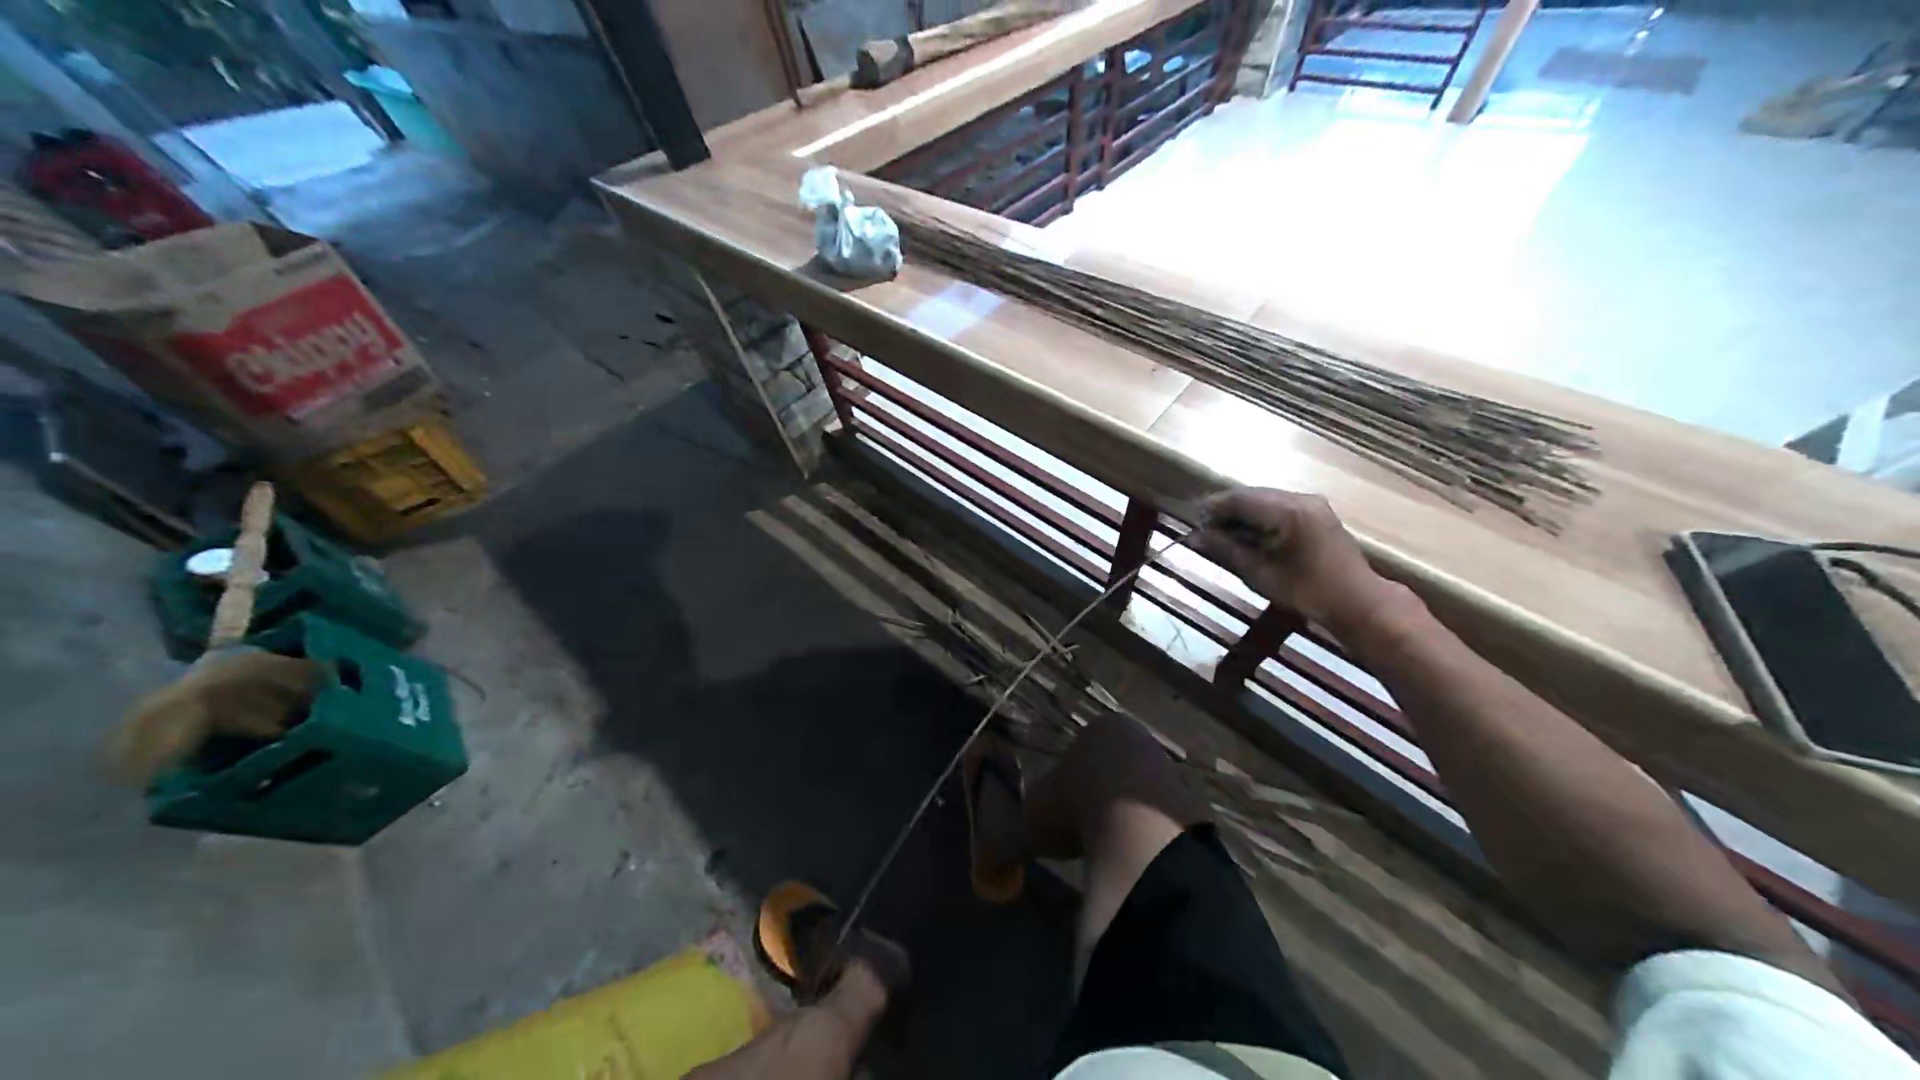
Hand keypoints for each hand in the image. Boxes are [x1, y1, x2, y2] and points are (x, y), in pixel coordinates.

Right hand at [1194, 488, 1400, 632]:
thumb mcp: (1260, 573)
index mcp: (1287, 511)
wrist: (1357, 602)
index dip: (1212, 508)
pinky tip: (1249, 536)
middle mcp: (1300, 498)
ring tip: (1224, 537)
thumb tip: (1196, 537)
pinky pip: (1278, 506)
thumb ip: (1226, 550)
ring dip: (1242, 514)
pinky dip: (1259, 517)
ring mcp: (1311, 502)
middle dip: (1226, 511)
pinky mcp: (1316, 511)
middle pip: (1251, 495)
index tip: (1193, 524)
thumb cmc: (1307, 592)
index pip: (1238, 498)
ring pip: (1263, 499)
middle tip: (1205, 532)